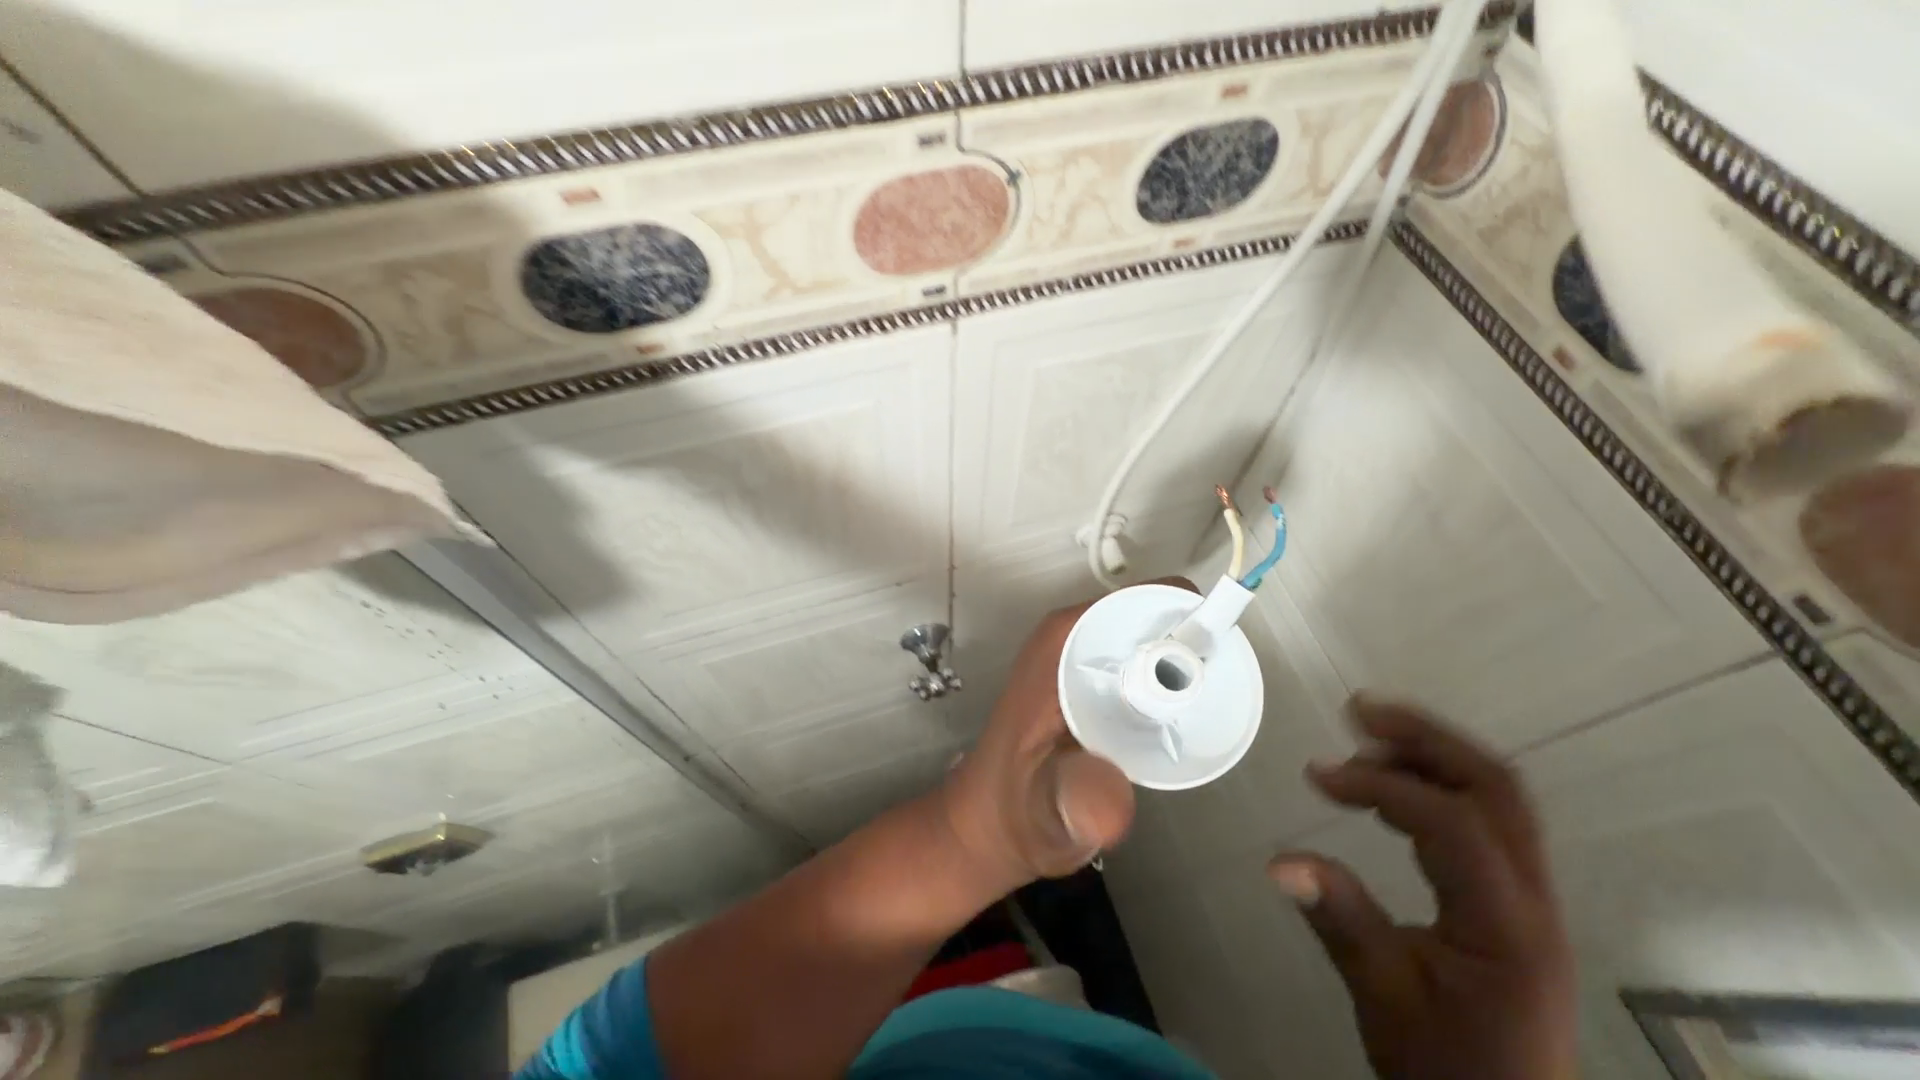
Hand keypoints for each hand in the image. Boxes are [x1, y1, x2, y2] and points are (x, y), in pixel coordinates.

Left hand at [940, 580, 1196, 882]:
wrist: (993, 823)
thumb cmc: (1015, 812)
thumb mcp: (1048, 810)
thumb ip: (1080, 802)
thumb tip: (1115, 803)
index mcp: (1062, 643)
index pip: (1145, 603)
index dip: (1190, 628)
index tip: (1214, 676)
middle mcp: (1073, 635)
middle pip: (1159, 616)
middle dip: (1194, 654)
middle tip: (1205, 710)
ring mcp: (1083, 654)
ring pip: (1157, 638)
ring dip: (1186, 671)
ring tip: (1192, 722)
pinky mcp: (1093, 675)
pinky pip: (1147, 660)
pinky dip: (1170, 686)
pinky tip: (1174, 726)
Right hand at [1269, 697, 1578, 1079]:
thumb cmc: (1447, 1065)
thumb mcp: (1385, 998)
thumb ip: (1341, 921)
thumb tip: (1278, 862)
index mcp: (1506, 921)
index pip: (1451, 822)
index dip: (1382, 786)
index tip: (1316, 776)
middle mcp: (1534, 896)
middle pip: (1497, 787)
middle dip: (1426, 738)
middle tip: (1359, 712)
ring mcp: (1534, 898)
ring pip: (1500, 799)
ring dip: (1436, 757)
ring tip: (1368, 741)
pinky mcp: (1519, 905)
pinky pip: (1491, 823)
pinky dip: (1443, 790)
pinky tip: (1397, 794)